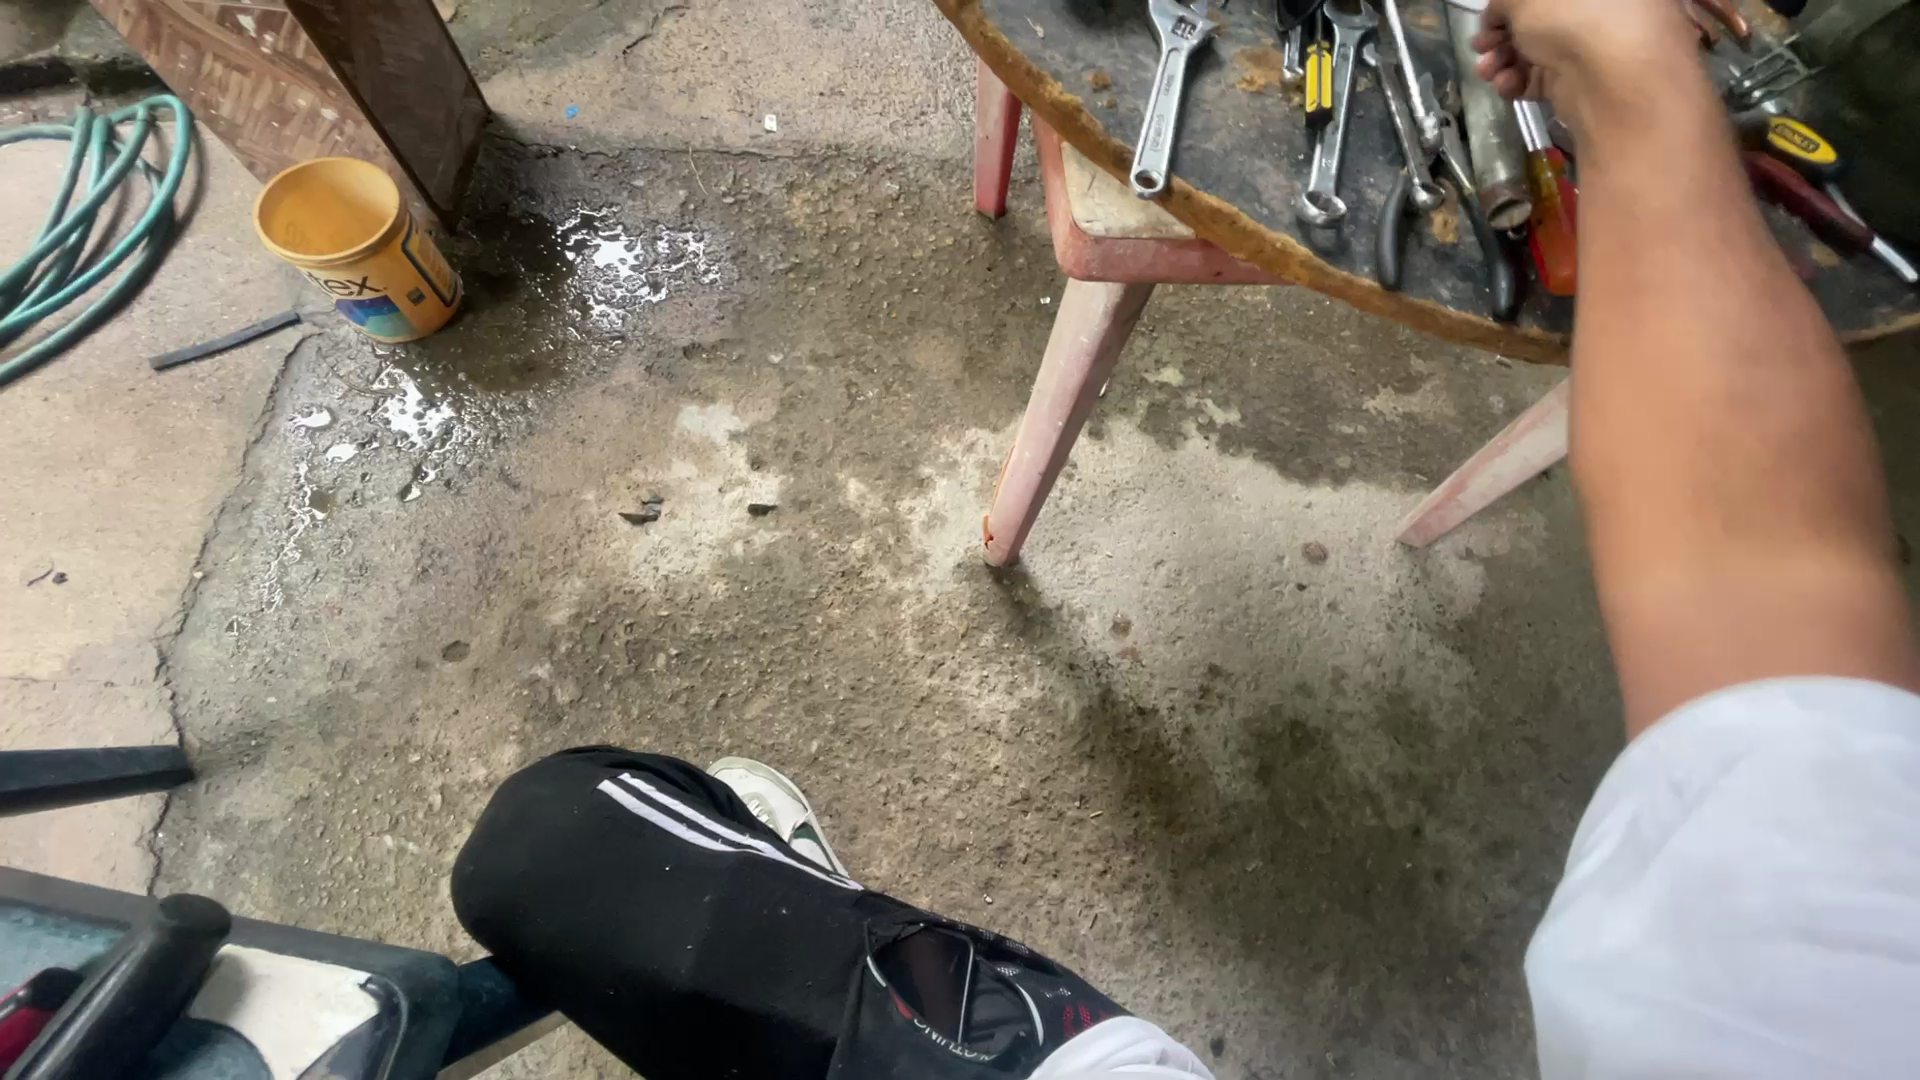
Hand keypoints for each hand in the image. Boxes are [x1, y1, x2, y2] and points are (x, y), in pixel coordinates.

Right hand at [1470, 0, 1698, 129]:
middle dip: (1500, 36)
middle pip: (1536, 21)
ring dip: (1500, 62)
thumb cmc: (1573, 14)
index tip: (1487, 19)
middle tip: (1481, 47)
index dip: (1510, 5)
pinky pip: (1537, 78)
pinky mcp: (1575, 78)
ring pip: (1532, 52)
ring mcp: (1586, 44)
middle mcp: (1597, 8)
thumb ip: (1503, 0)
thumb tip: (1496, 13)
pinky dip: (1515, 82)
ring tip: (1487, 71)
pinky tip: (1506, 84)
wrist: (1605, 71)